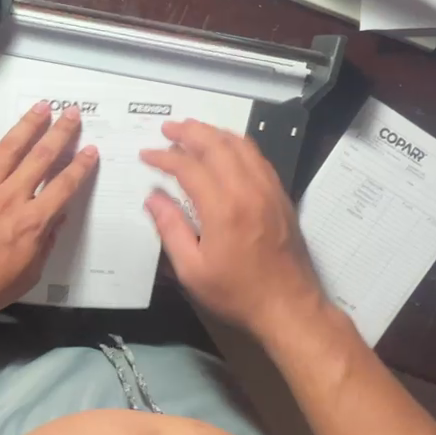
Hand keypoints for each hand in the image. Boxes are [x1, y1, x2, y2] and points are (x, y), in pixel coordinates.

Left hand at [0, 100, 98, 315]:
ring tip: (42, 106)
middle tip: (72, 113)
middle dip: (60, 133)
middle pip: (41, 158)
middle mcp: (11, 198)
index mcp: (33, 221)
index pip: (64, 186)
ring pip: (9, 148)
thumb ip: (45, 242)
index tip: (90, 150)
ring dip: (28, 125)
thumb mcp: (30, 272)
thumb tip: (56, 218)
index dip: (80, 167)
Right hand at [141, 119, 330, 336]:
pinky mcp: (281, 195)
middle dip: (189, 132)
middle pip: (216, 145)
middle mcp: (248, 189)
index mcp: (222, 208)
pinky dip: (237, 145)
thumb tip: (153, 198)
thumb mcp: (191, 269)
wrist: (288, 306)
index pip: (188, 167)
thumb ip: (170, 229)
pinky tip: (225, 149)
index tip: (146, 155)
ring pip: (241, 145)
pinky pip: (258, 157)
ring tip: (193, 131)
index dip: (164, 157)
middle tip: (167, 128)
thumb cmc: (235, 293)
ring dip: (214, 133)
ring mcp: (269, 189)